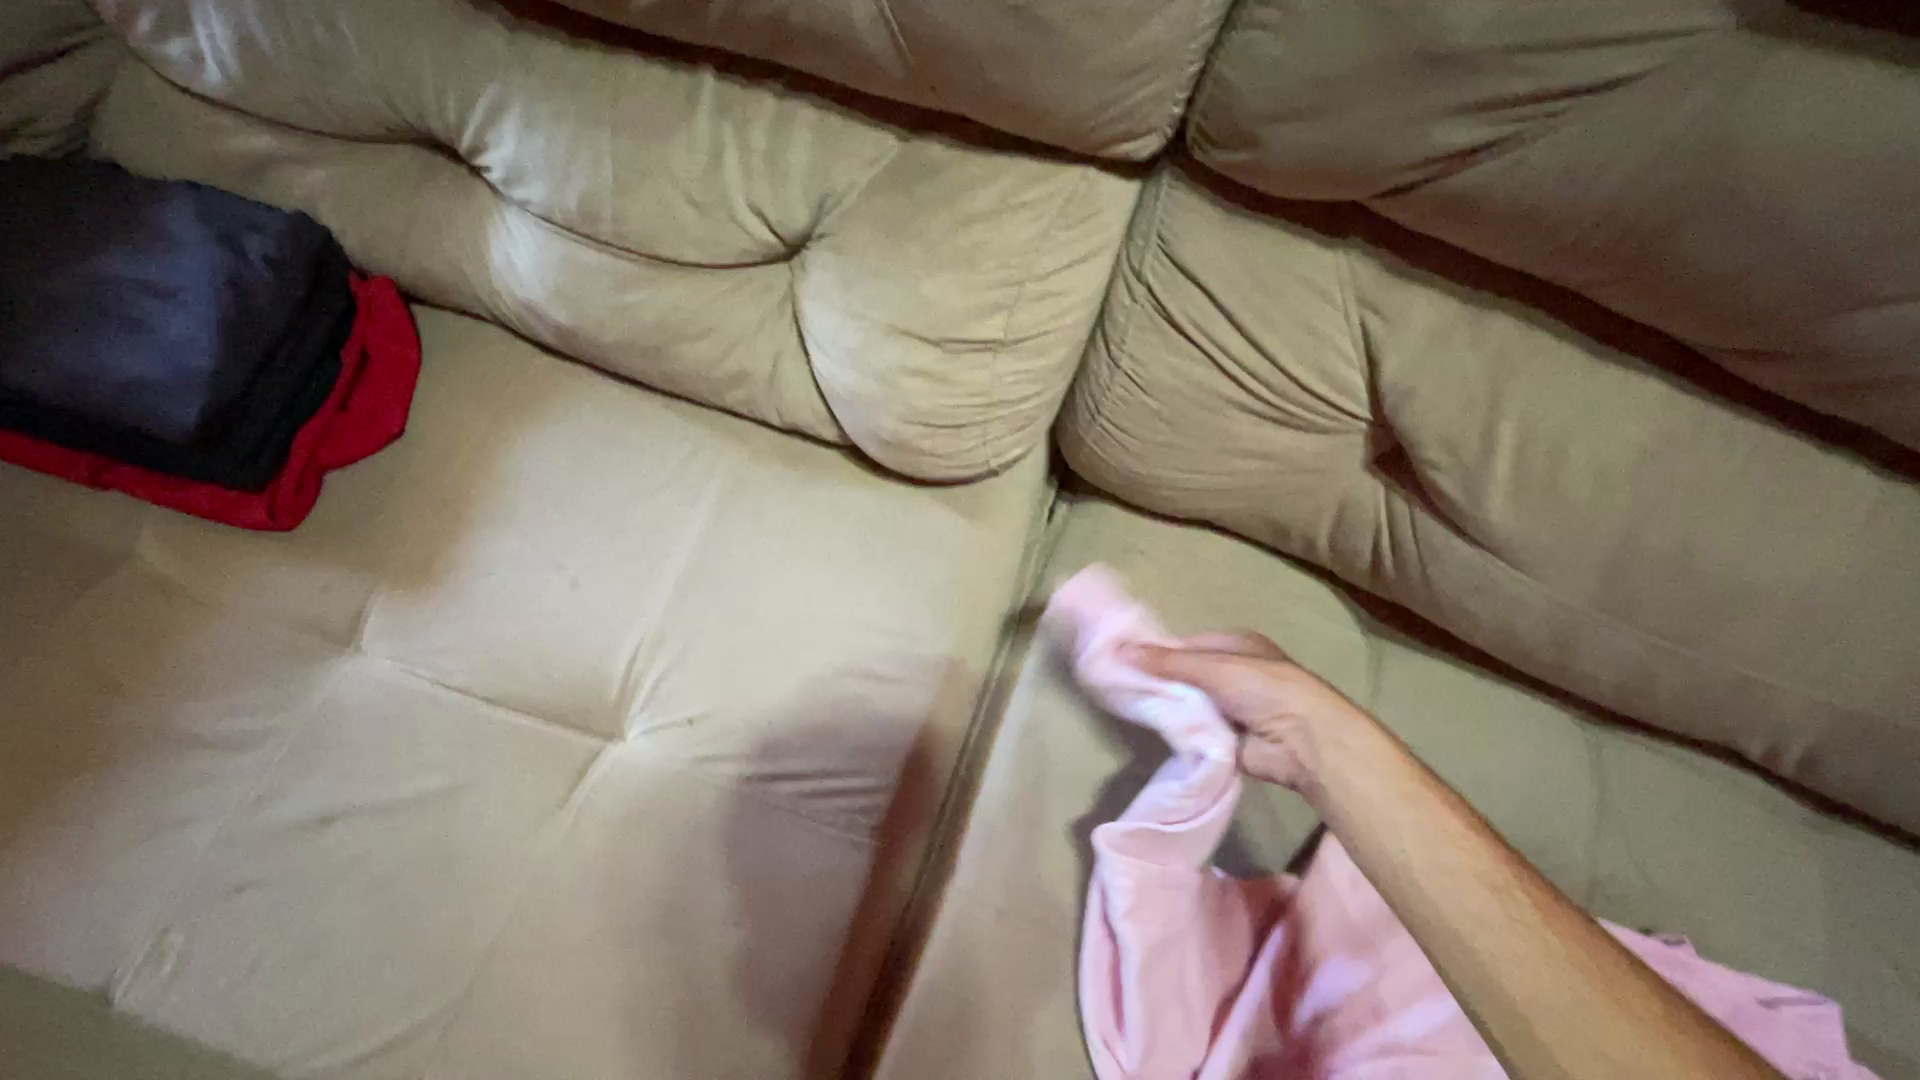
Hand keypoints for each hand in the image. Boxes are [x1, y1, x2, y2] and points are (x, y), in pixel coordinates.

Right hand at [1123, 633, 1377, 801]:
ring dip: (1168, 707)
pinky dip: (1178, 730)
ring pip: (1187, 703)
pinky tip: (1153, 728)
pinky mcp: (1226, 738)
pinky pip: (1193, 730)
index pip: (1186, 646)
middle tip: (1121, 685)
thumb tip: (1120, 651)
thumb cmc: (1262, 688)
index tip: (1124, 659)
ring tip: (1130, 705)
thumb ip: (1167, 663)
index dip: (1157, 652)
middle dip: (1159, 681)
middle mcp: (1233, 672)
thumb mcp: (1212, 667)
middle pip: (1184, 675)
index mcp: (1235, 645)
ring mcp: (1230, 707)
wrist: (1303, 741)